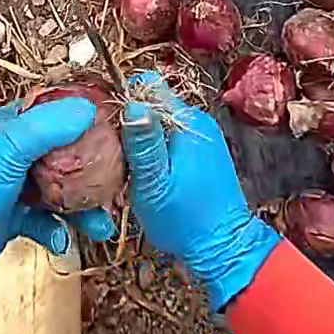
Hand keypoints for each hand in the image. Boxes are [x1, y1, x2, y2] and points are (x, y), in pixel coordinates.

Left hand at [0, 98, 116, 309]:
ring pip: (64, 187)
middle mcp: (18, 151)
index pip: (60, 109)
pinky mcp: (15, 216)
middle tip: (121, 181)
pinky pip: (49, 219)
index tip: (122, 129)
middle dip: (97, 166)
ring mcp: (17, 185)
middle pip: (70, 150)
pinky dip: (59, 229)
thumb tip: (88, 109)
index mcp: (13, 126)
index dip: (91, 116)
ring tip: (102, 225)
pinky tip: (62, 240)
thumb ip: (45, 128)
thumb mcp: (3, 154)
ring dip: (85, 206)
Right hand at [121, 71, 279, 308]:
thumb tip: (132, 103)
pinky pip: (171, 139)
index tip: (110, 124)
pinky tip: (148, 175)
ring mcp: (202, 136)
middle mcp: (197, 121)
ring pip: (160, 123)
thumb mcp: (155, 183)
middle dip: (131, 123)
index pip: (149, 86)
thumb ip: (143, 143)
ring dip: (142, 140)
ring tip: (130, 168)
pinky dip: (156, 151)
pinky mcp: (202, 151)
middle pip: (153, 104)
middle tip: (115, 153)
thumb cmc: (186, 220)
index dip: (124, 100)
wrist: (224, 247)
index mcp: (187, 122)